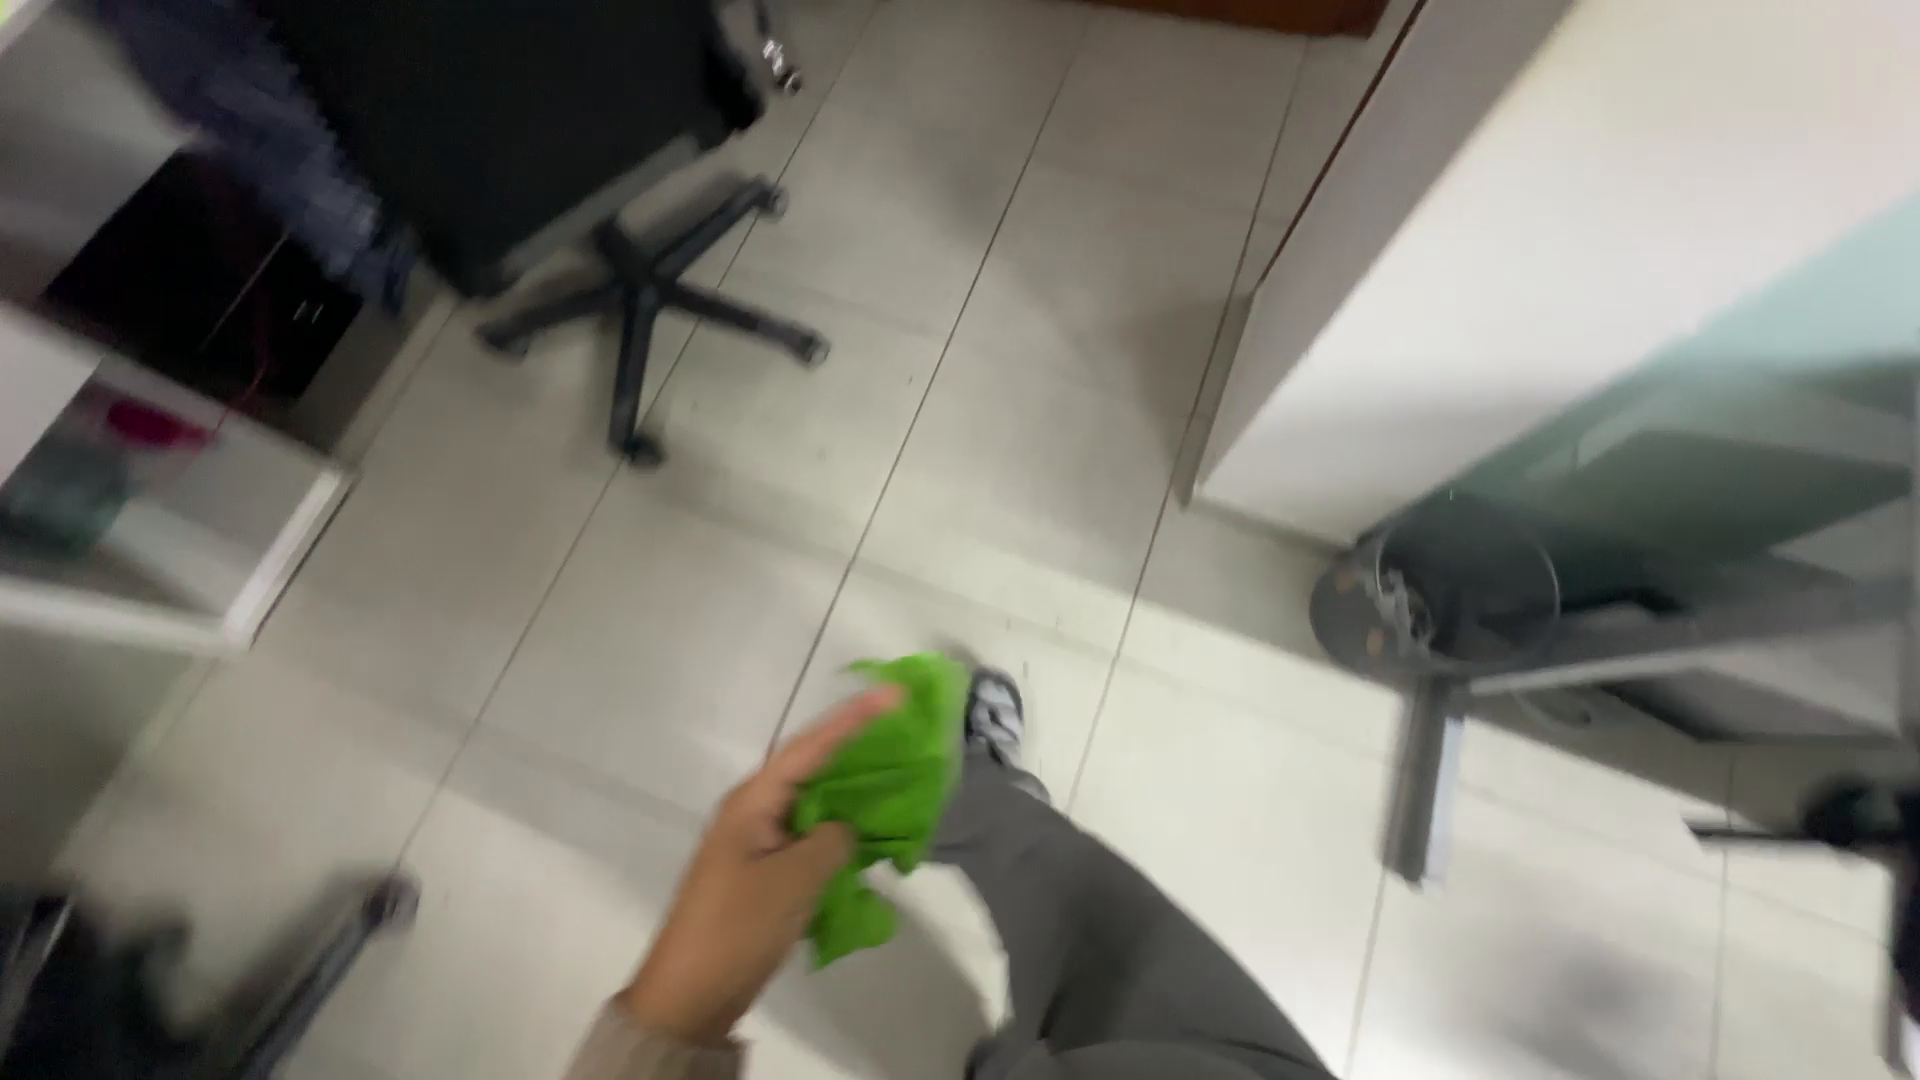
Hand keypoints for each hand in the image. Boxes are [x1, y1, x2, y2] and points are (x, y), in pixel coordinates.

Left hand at [620, 686, 903, 1045]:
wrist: (688, 997)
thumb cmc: (739, 926)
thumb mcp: (796, 879)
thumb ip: (832, 840)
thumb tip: (844, 829)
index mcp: (754, 800)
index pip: (812, 746)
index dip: (854, 718)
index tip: (893, 694)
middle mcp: (753, 809)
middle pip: (812, 764)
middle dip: (855, 745)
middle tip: (900, 728)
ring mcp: (756, 839)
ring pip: (813, 800)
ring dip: (850, 789)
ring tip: (893, 772)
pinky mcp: (762, 868)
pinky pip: (808, 833)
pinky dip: (838, 829)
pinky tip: (867, 831)